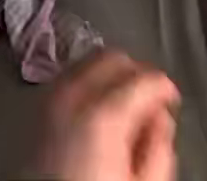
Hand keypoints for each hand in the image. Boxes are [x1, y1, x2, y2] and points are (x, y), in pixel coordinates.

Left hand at [33, 49, 179, 180]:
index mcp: (103, 115)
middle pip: (113, 58)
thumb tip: (160, 120)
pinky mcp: (34, 118)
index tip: (172, 102)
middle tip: (151, 104)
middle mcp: (72, 98)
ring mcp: (48, 104)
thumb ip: (159, 149)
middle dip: (136, 74)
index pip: (145, 77)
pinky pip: (67, 82)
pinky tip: (97, 117)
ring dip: (110, 78)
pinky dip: (87, 87)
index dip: (165, 88)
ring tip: (125, 112)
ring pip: (87, 64)